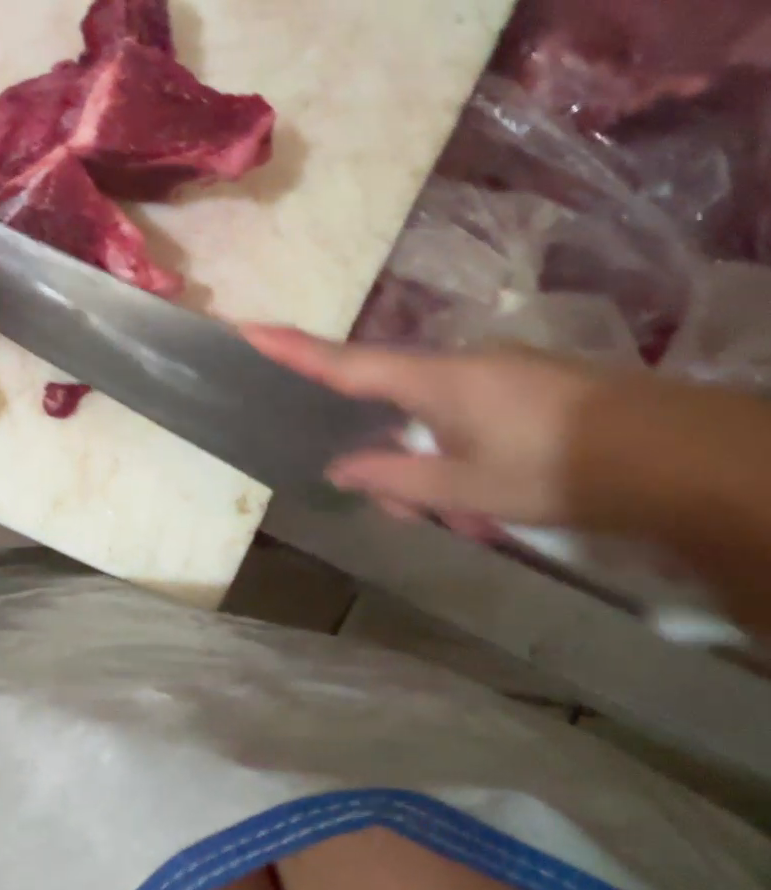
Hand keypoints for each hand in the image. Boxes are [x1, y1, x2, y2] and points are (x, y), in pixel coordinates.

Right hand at [241, 325, 606, 527]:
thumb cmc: (560, 469)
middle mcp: (464, 367)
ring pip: (433, 425)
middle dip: (391, 461)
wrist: (689, 457)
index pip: (344, 363)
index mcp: (437, 381)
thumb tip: (340, 468)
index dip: (292, 350)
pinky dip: (468, 463)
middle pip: (391, 410)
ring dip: (435, 472)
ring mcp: (504, 375)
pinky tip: (497, 503)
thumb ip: (390, 478)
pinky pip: (472, 423)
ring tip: (472, 518)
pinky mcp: (534, 389)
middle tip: (413, 513)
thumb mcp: (462, 490)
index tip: (245, 327)